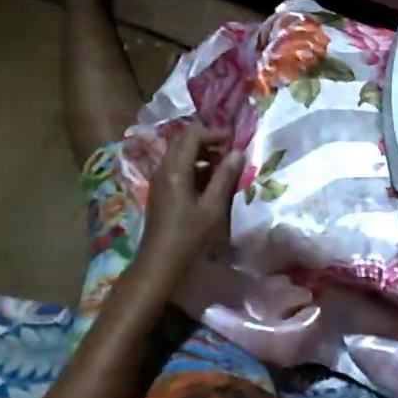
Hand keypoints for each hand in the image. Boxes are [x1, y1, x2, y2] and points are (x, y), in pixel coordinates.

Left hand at [134, 124, 244, 286]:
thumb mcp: (212, 207)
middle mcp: (163, 168)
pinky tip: (209, 182)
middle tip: (229, 152)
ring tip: (223, 167)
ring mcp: (159, 180)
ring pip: (179, 154)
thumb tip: (238, 152)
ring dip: (201, 154)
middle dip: (207, 140)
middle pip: (183, 140)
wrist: (159, 264)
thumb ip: (225, 177)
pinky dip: (193, 166)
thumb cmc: (188, 237)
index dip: (214, 133)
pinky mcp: (160, 191)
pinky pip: (176, 168)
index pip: (192, 134)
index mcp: (175, 169)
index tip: (234, 141)